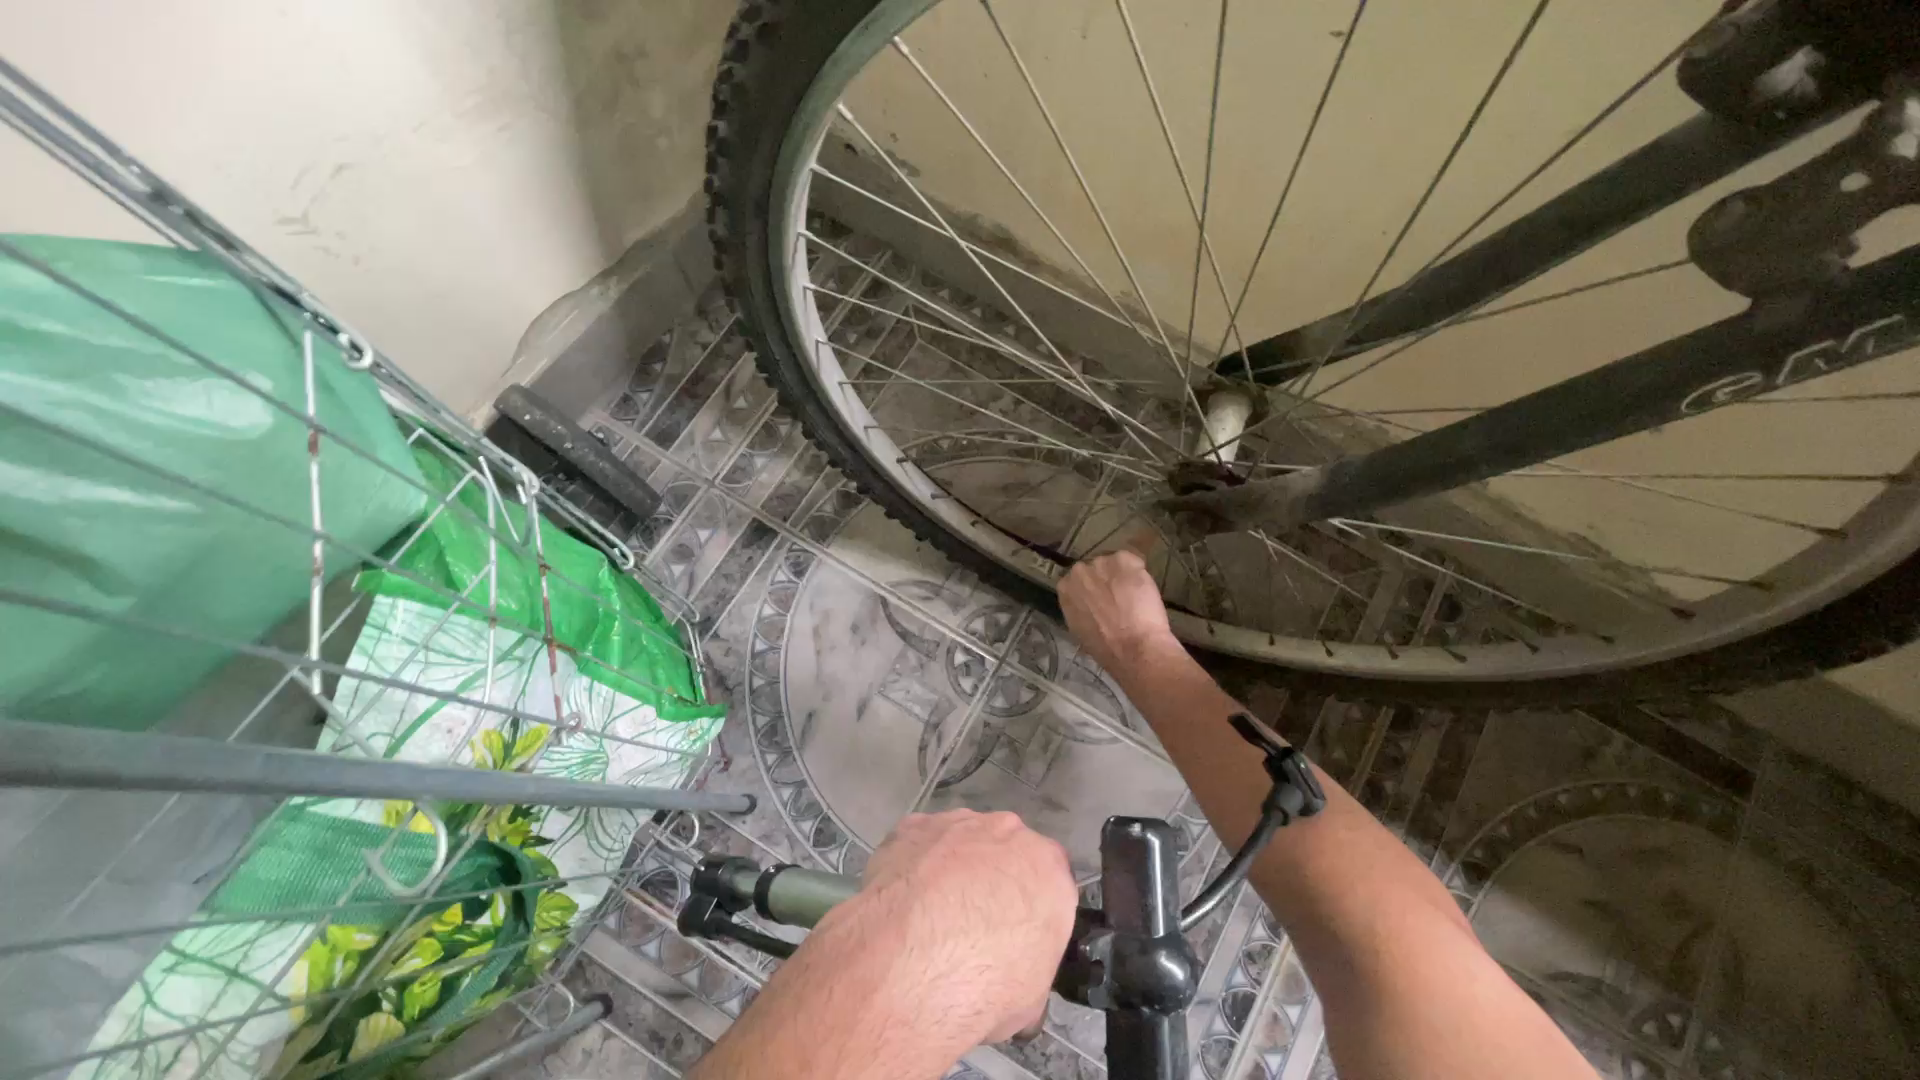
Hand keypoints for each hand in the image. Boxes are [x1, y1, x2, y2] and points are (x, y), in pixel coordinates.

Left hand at [834, 810, 1077, 1043]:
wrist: (909, 968)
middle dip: (992, 880)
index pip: (1049, 879)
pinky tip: (903, 900)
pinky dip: (914, 864)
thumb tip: (1015, 970)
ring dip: (952, 869)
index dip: (1030, 906)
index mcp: (1047, 868)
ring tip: (930, 915)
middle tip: (971, 924)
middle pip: (1005, 851)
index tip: (1014, 932)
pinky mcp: (912, 826)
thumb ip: (1031, 961)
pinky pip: (920, 842)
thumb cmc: (984, 987)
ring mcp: (957, 824)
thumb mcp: (1032, 995)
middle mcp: (1007, 833)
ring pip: (961, 841)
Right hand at [1059, 551, 1179, 672]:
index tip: (1103, 599)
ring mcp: (1102, 563)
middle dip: (1106, 579)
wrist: (1133, 647)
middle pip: (1096, 569)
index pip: (1079, 581)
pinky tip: (1144, 591)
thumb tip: (1088, 605)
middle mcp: (1079, 571)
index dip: (1093, 589)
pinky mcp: (1124, 560)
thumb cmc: (1105, 648)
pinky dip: (1139, 573)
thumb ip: (1080, 609)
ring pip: (1115, 564)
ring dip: (1123, 576)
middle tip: (1119, 596)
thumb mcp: (1079, 629)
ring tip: (1134, 595)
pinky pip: (1133, 562)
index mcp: (1065, 589)